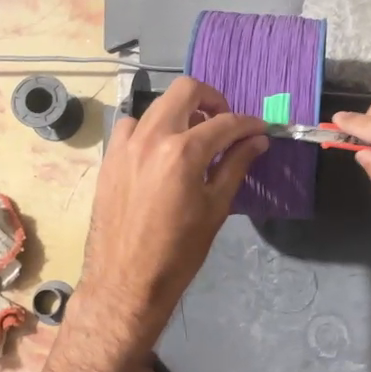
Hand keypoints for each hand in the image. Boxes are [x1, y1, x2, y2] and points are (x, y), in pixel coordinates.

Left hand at [77, 77, 268, 343]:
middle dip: (213, 99)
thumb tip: (256, 141)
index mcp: (184, 152)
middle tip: (226, 123)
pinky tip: (160, 152)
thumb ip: (236, 166)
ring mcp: (125, 144)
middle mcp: (152, 137)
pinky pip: (131, 126)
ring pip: (157, 105)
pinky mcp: (109, 157)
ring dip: (180, 113)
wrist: (126, 281)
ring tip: (193, 138)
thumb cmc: (179, 251)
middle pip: (186, 90)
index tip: (261, 130)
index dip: (249, 124)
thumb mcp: (216, 208)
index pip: (226, 122)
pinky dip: (150, 128)